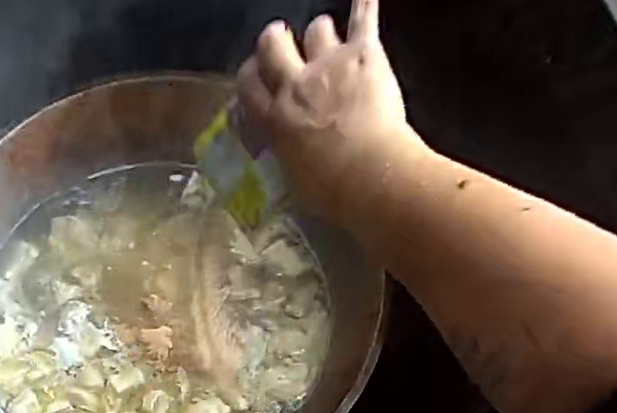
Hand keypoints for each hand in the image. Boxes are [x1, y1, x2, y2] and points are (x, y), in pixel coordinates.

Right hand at [236, 3, 419, 218]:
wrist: (368, 175)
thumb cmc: (327, 189)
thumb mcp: (290, 172)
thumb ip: (285, 146)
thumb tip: (286, 143)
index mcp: (274, 121)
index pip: (248, 85)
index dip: (250, 73)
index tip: (255, 73)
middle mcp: (295, 86)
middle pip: (273, 43)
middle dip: (276, 39)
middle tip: (282, 43)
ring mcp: (329, 65)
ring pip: (317, 26)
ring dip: (322, 33)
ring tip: (331, 43)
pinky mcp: (364, 53)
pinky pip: (364, 13)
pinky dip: (364, 4)